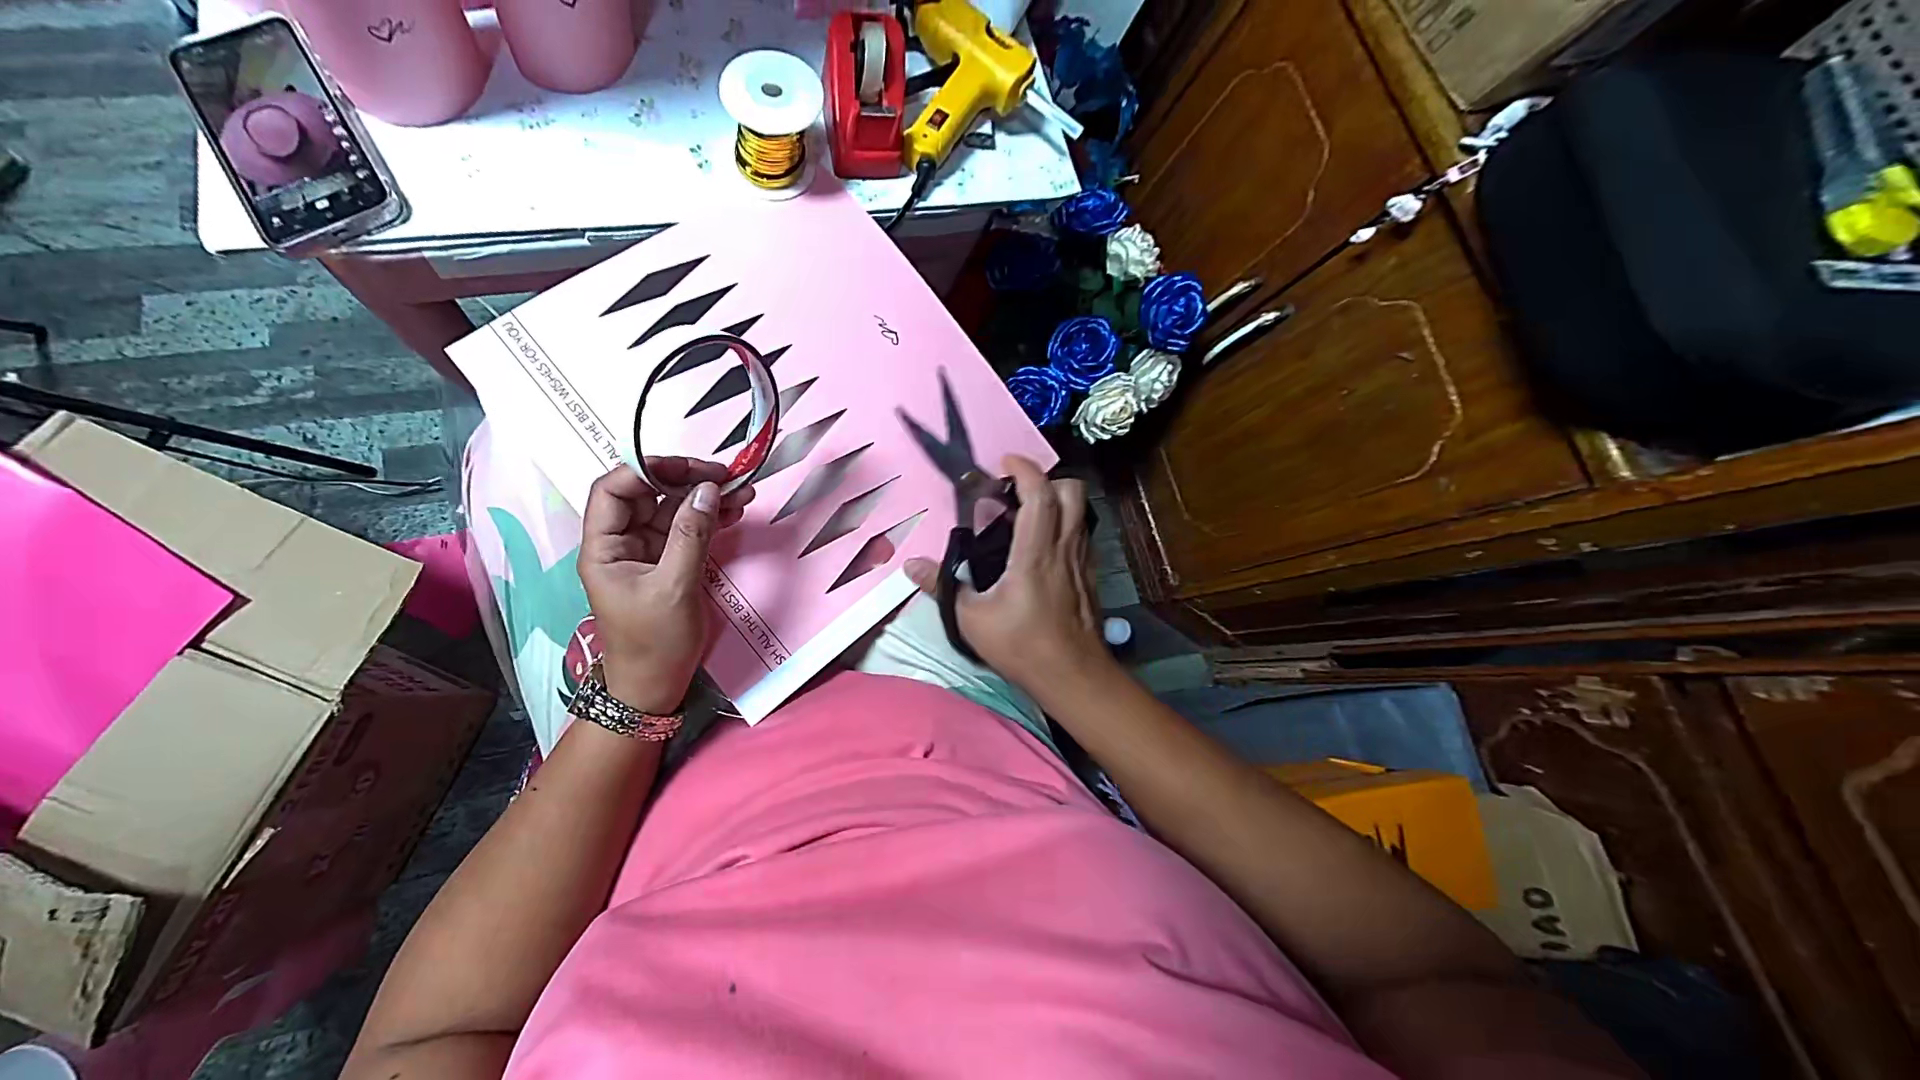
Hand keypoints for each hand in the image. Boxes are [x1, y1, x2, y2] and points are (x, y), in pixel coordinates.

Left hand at [578, 459, 753, 713]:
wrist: (656, 687)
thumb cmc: (654, 644)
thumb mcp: (674, 587)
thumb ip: (690, 536)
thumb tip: (707, 491)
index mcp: (604, 547)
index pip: (614, 489)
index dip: (647, 469)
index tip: (689, 467)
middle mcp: (622, 543)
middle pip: (648, 494)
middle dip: (686, 479)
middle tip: (726, 476)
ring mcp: (648, 552)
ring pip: (674, 510)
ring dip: (706, 498)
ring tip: (743, 492)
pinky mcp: (671, 562)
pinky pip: (689, 530)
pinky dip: (712, 519)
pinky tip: (735, 511)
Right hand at [905, 455, 1112, 693]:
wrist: (1074, 676)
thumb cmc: (1023, 647)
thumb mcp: (972, 620)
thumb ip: (944, 587)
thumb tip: (912, 566)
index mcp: (1035, 552)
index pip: (1040, 494)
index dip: (1024, 469)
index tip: (1004, 463)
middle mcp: (1064, 547)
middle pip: (1072, 491)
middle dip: (1047, 479)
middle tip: (1016, 492)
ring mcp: (1082, 559)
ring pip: (1080, 511)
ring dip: (1056, 501)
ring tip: (1024, 516)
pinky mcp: (1089, 574)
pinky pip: (1081, 533)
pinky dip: (1063, 525)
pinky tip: (1040, 547)